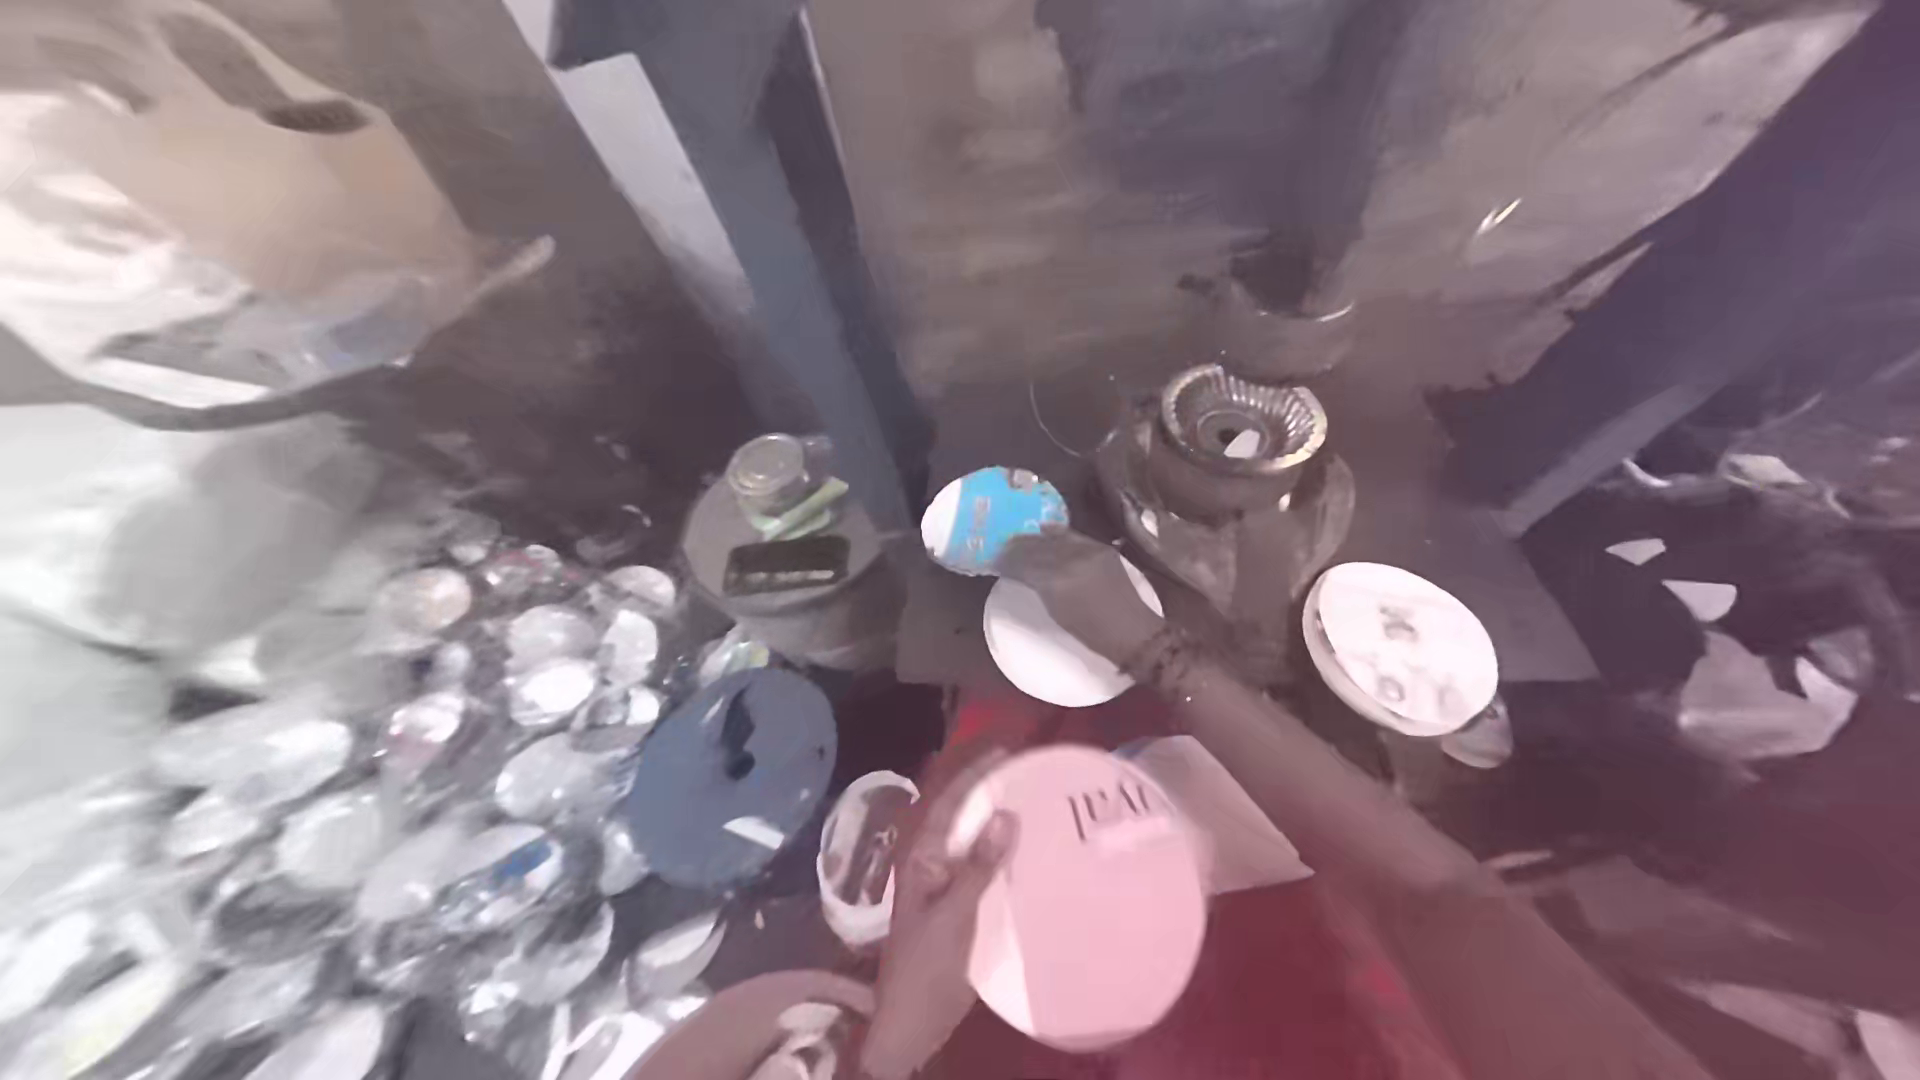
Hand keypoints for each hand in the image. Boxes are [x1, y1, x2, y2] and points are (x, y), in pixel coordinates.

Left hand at [860, 755, 1017, 1079]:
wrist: (913, 1026)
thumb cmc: (926, 966)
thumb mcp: (953, 914)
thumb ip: (978, 866)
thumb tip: (1006, 814)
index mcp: (925, 856)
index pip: (951, 803)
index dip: (975, 775)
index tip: (1005, 752)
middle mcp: (936, 862)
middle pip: (965, 818)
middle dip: (991, 793)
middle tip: (1028, 774)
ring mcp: (948, 885)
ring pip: (977, 843)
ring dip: (1001, 823)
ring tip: (1036, 803)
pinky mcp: (963, 907)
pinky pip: (987, 870)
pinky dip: (1006, 857)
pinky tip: (1032, 854)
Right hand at [994, 529, 1164, 662]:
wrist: (1131, 631)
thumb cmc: (1089, 632)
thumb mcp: (1054, 611)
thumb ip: (1037, 586)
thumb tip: (1019, 570)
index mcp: (1055, 582)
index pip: (1023, 563)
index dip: (1007, 561)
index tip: (995, 560)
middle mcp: (1070, 560)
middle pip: (1036, 547)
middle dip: (1017, 547)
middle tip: (1002, 547)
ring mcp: (1088, 551)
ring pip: (1053, 539)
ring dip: (1034, 538)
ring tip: (1020, 540)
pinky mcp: (1101, 548)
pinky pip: (1073, 535)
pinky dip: (1056, 533)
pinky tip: (1044, 529)